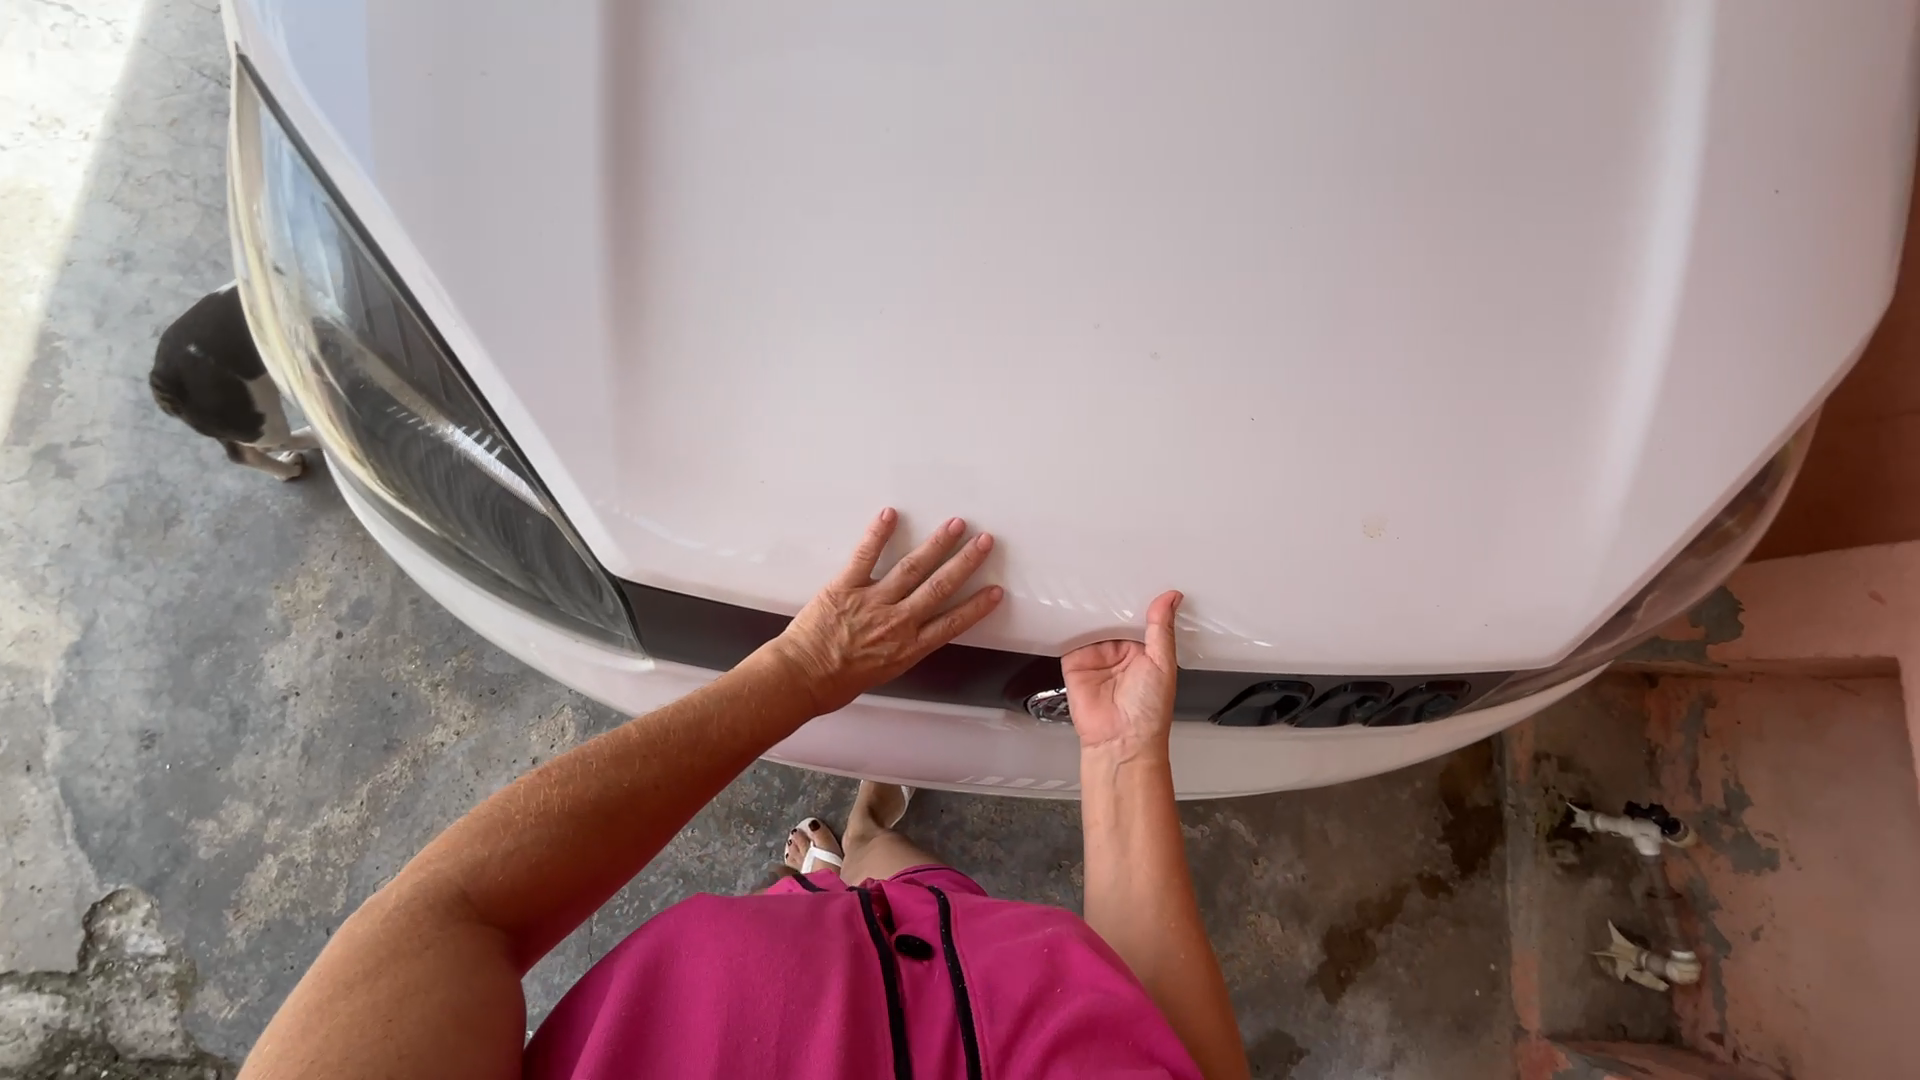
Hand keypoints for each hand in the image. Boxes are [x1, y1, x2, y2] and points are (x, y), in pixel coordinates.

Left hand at [765, 508, 1003, 714]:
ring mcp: (873, 602)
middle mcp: (897, 622)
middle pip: (940, 587)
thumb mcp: (881, 673)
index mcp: (908, 647)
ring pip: (912, 568)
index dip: (976, 606)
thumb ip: (899, 649)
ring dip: (937, 545)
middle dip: (965, 563)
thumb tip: (907, 635)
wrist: (800, 680)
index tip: (995, 591)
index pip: (952, 623)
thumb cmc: (834, 683)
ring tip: (955, 526)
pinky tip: (891, 515)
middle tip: (984, 542)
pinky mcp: (845, 587)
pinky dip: (879, 534)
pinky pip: (865, 555)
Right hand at [1061, 591, 1183, 760]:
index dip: (1138, 599)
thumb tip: (1171, 599)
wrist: (1120, 741)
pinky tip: (1071, 609)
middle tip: (1110, 572)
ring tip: (1089, 583)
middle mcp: (1119, 651)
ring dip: (1090, 609)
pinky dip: (1069, 623)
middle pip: (1112, 616)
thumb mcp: (1162, 664)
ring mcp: (1096, 656)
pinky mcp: (1074, 661)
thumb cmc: (1148, 714)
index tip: (1139, 575)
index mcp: (1144, 650)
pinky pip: (1069, 636)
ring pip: (1091, 623)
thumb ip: (1161, 629)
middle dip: (1111, 599)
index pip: (1139, 616)